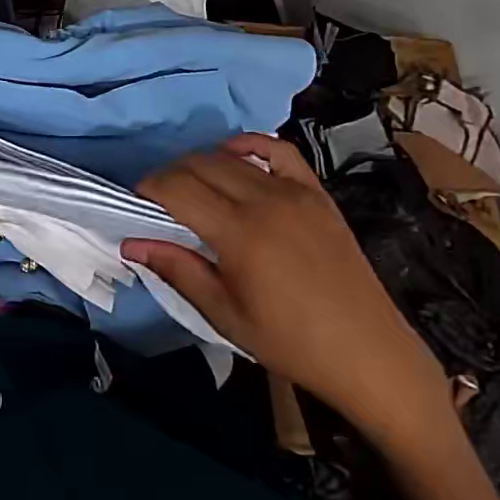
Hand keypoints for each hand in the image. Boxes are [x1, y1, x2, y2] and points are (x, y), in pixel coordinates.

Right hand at [123, 134, 451, 445]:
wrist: (369, 354)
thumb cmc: (291, 342)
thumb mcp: (225, 314)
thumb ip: (177, 270)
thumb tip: (131, 243)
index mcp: (239, 233)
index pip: (177, 188)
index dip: (148, 189)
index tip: (136, 203)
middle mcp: (264, 200)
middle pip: (199, 165)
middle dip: (169, 176)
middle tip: (158, 201)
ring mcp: (295, 192)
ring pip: (231, 156)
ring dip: (200, 164)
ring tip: (190, 187)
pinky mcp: (316, 193)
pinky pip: (279, 150)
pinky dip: (250, 145)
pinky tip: (234, 155)